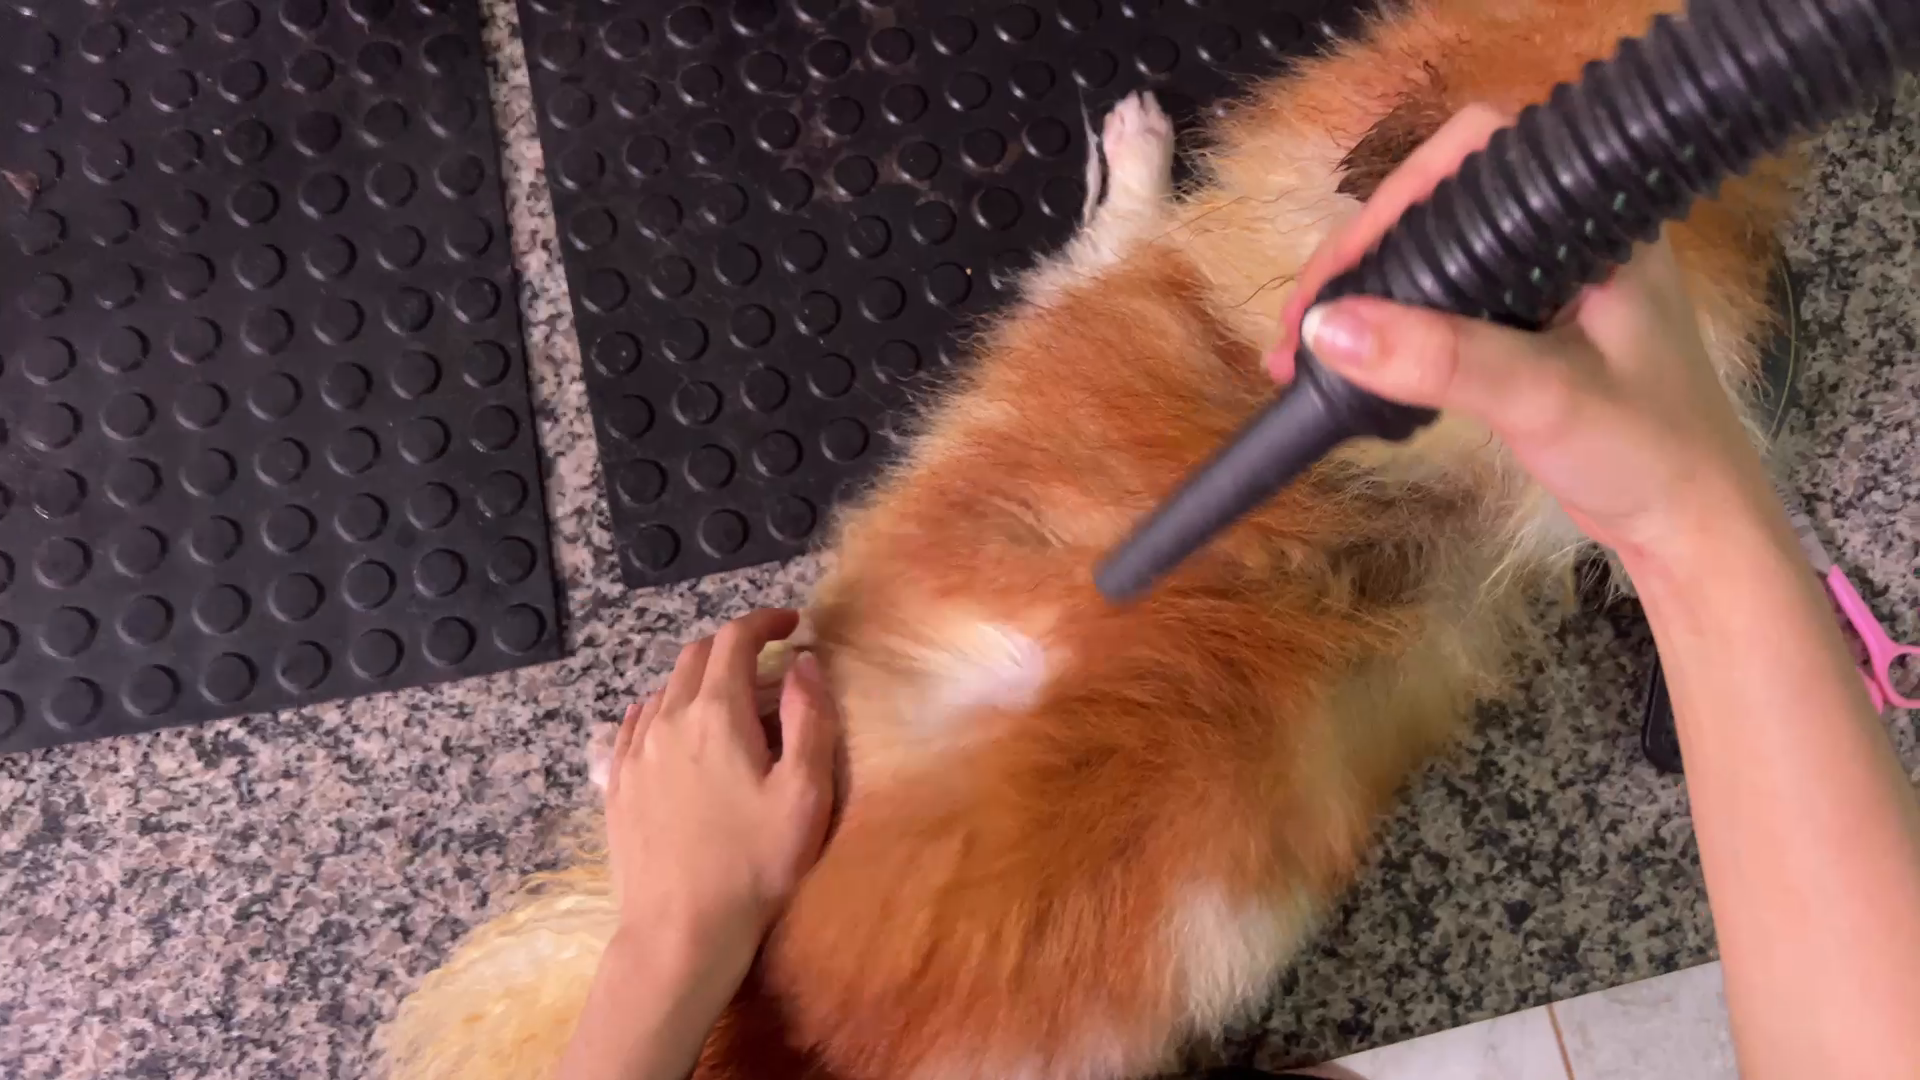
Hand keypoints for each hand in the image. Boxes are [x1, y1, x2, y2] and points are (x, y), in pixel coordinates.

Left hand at [604, 609, 837, 983]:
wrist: (679, 935)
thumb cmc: (755, 863)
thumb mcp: (805, 791)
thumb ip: (810, 716)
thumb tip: (804, 662)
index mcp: (716, 713)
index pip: (736, 639)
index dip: (765, 621)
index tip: (791, 624)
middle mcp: (668, 719)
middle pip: (696, 654)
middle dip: (734, 644)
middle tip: (768, 660)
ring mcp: (634, 752)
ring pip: (665, 687)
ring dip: (701, 676)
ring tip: (731, 698)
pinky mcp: (615, 783)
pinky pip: (636, 722)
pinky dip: (665, 706)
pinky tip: (678, 728)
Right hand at [1268, 104, 1777, 566]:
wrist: (1681, 520)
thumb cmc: (1639, 449)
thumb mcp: (1539, 396)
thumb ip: (1440, 358)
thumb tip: (1325, 329)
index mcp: (1585, 222)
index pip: (1472, 158)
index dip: (1388, 202)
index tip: (1329, 281)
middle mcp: (1555, 240)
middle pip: (1429, 213)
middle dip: (1350, 266)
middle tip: (1297, 330)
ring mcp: (1530, 287)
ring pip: (1419, 265)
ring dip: (1353, 303)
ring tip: (1299, 353)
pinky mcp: (1510, 330)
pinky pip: (1426, 310)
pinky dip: (1376, 333)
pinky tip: (1346, 363)